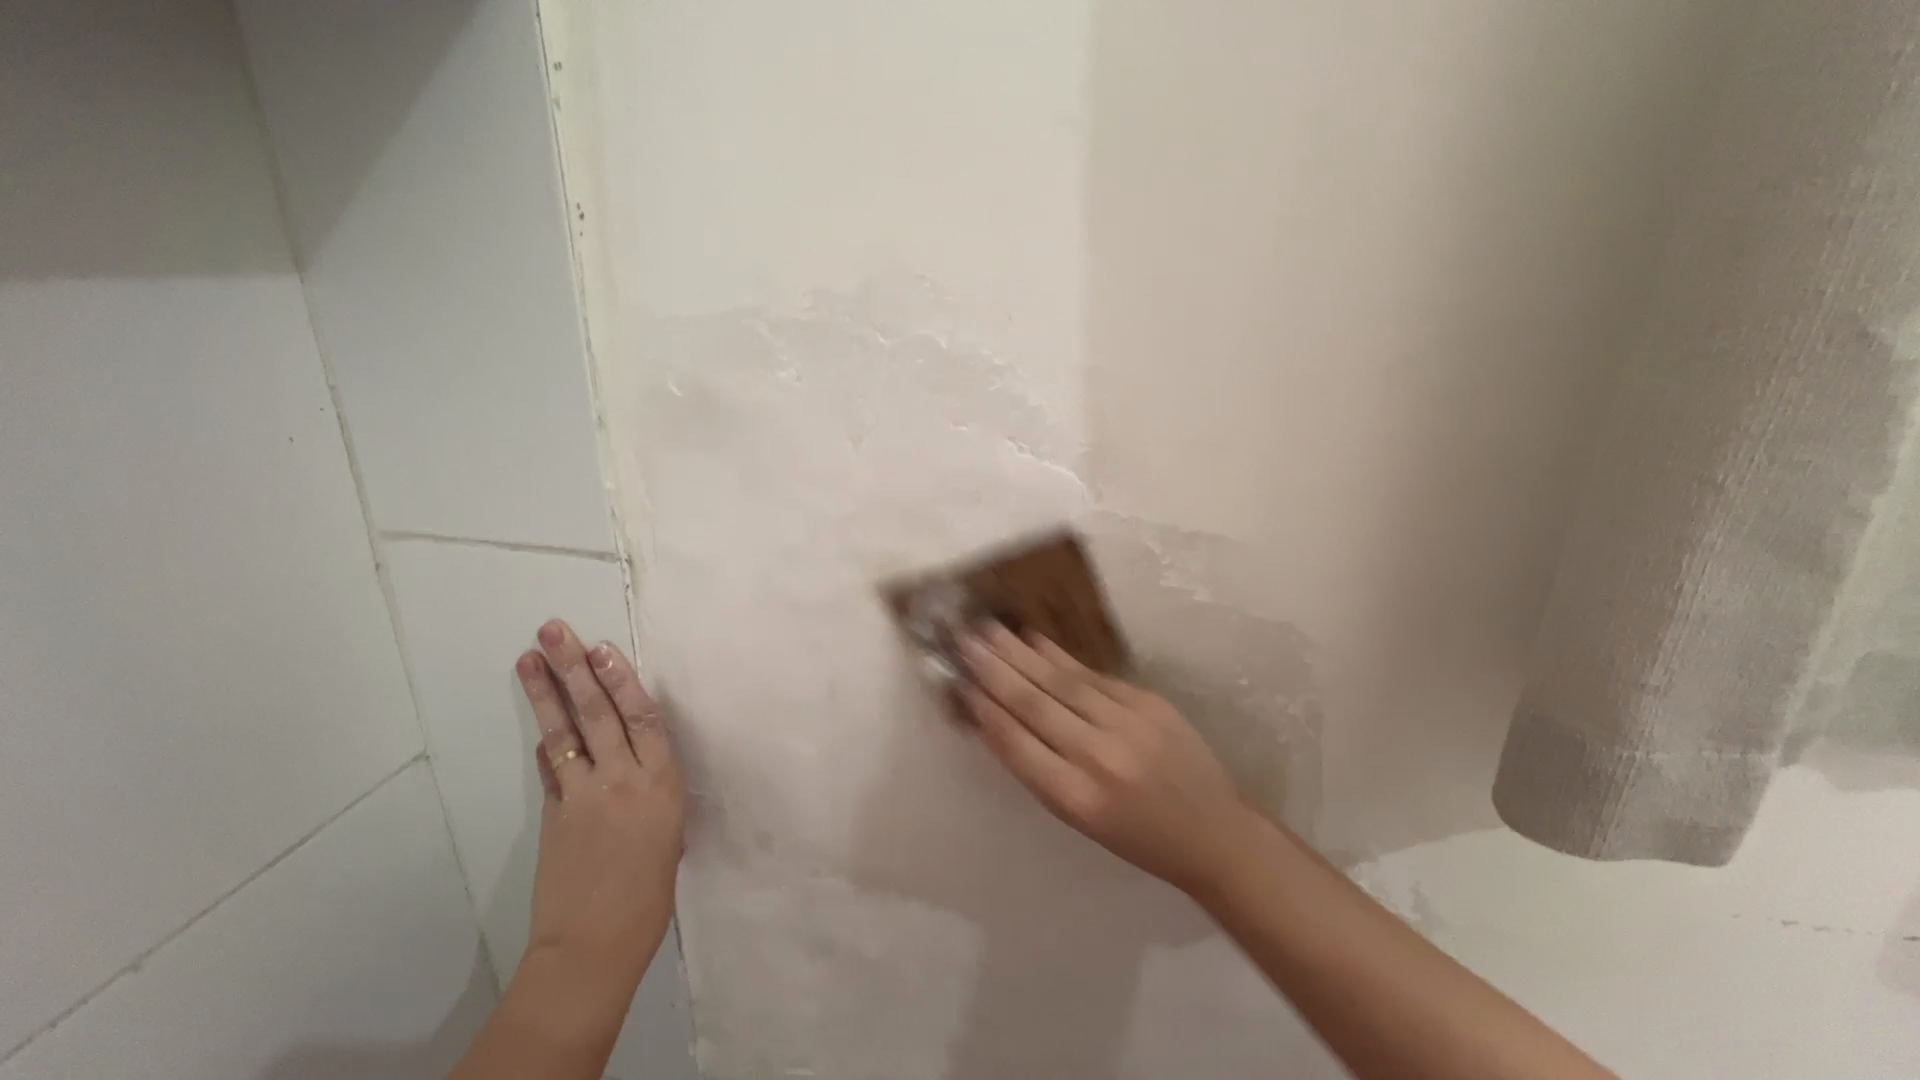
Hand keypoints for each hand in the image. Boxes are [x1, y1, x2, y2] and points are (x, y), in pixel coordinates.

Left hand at [517, 619, 686, 979]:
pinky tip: (539, 721)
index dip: (621, 680)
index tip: (601, 648)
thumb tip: (632, 766)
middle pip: (599, 713)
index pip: (643, 718)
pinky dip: (547, 743)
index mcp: (663, 786)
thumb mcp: (669, 837)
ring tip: (529, 657)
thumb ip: (651, 795)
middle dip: (575, 669)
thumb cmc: (649, 897)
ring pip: (567, 732)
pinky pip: (552, 768)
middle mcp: (625, 781)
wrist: (595, 943)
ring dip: (545, 693)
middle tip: (554, 632)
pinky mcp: (554, 815)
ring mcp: (584, 796)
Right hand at [957, 622, 1258, 896]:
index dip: (984, 710)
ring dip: (1020, 653)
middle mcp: (1098, 756)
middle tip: (964, 640)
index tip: (959, 681)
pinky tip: (1035, 641)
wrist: (1214, 833)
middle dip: (994, 669)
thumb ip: (1038, 769)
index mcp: (1075, 797)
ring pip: (1061, 681)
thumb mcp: (1079, 819)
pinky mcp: (1150, 703)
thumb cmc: (1137, 838)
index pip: (1015, 743)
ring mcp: (1128, 724)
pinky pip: (1094, 676)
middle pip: (1034, 704)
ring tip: (989, 630)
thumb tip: (996, 720)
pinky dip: (1061, 658)